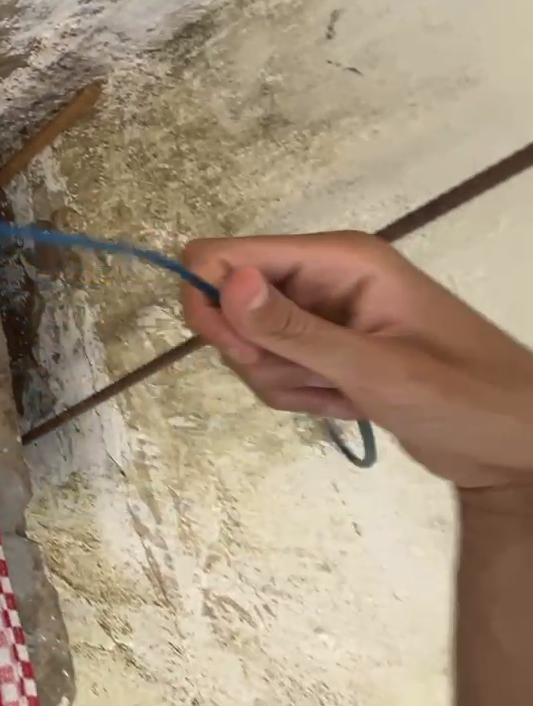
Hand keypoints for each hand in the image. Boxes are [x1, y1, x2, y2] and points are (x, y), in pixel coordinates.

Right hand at [181, 231, 532, 490]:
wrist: (527, 453)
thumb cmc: (471, 403)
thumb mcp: (378, 369)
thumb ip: (293, 328)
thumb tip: (224, 281)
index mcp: (336, 259)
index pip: (220, 256)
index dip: (208, 298)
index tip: (236, 349)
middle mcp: (317, 273)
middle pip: (222, 297)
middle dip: (247, 346)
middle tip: (297, 377)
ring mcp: (314, 307)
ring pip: (239, 335)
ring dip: (273, 374)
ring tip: (335, 395)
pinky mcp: (314, 339)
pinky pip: (260, 359)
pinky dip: (287, 388)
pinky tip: (338, 400)